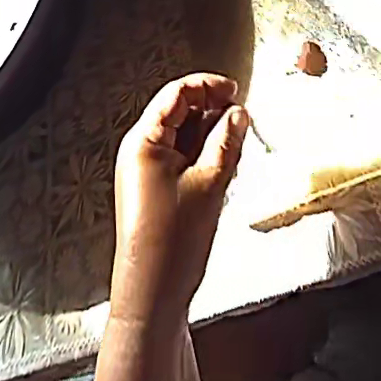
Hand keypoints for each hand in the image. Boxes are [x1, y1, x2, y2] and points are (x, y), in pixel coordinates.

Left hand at [110, 73, 248, 326]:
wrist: (152, 294)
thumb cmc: (174, 240)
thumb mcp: (210, 185)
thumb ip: (226, 143)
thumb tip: (238, 113)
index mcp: (143, 140)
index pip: (175, 95)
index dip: (206, 87)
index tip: (235, 89)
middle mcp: (138, 149)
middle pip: (177, 113)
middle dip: (210, 111)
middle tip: (242, 118)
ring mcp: (144, 169)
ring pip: (181, 137)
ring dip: (208, 135)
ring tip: (237, 145)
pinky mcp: (153, 188)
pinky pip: (179, 158)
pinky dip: (201, 155)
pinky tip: (223, 167)